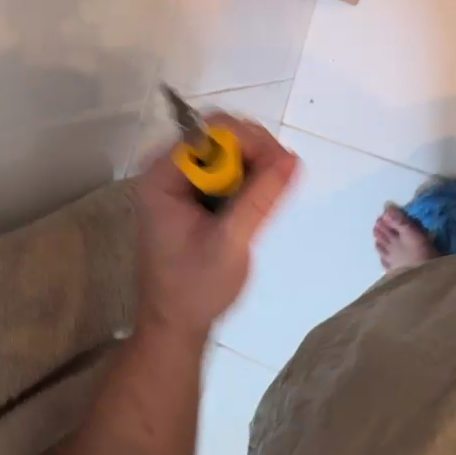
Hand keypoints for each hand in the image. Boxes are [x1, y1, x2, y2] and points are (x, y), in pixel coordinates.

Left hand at [133, 115, 298, 340]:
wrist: (175, 323)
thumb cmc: (195, 289)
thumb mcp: (230, 244)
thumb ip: (259, 199)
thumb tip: (293, 160)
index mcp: (162, 175)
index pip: (209, 131)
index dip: (248, 139)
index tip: (280, 164)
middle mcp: (167, 167)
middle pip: (219, 133)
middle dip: (255, 149)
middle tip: (282, 178)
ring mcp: (179, 177)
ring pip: (227, 146)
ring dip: (256, 162)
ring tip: (274, 192)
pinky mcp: (192, 189)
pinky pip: (226, 164)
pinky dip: (248, 174)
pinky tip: (259, 198)